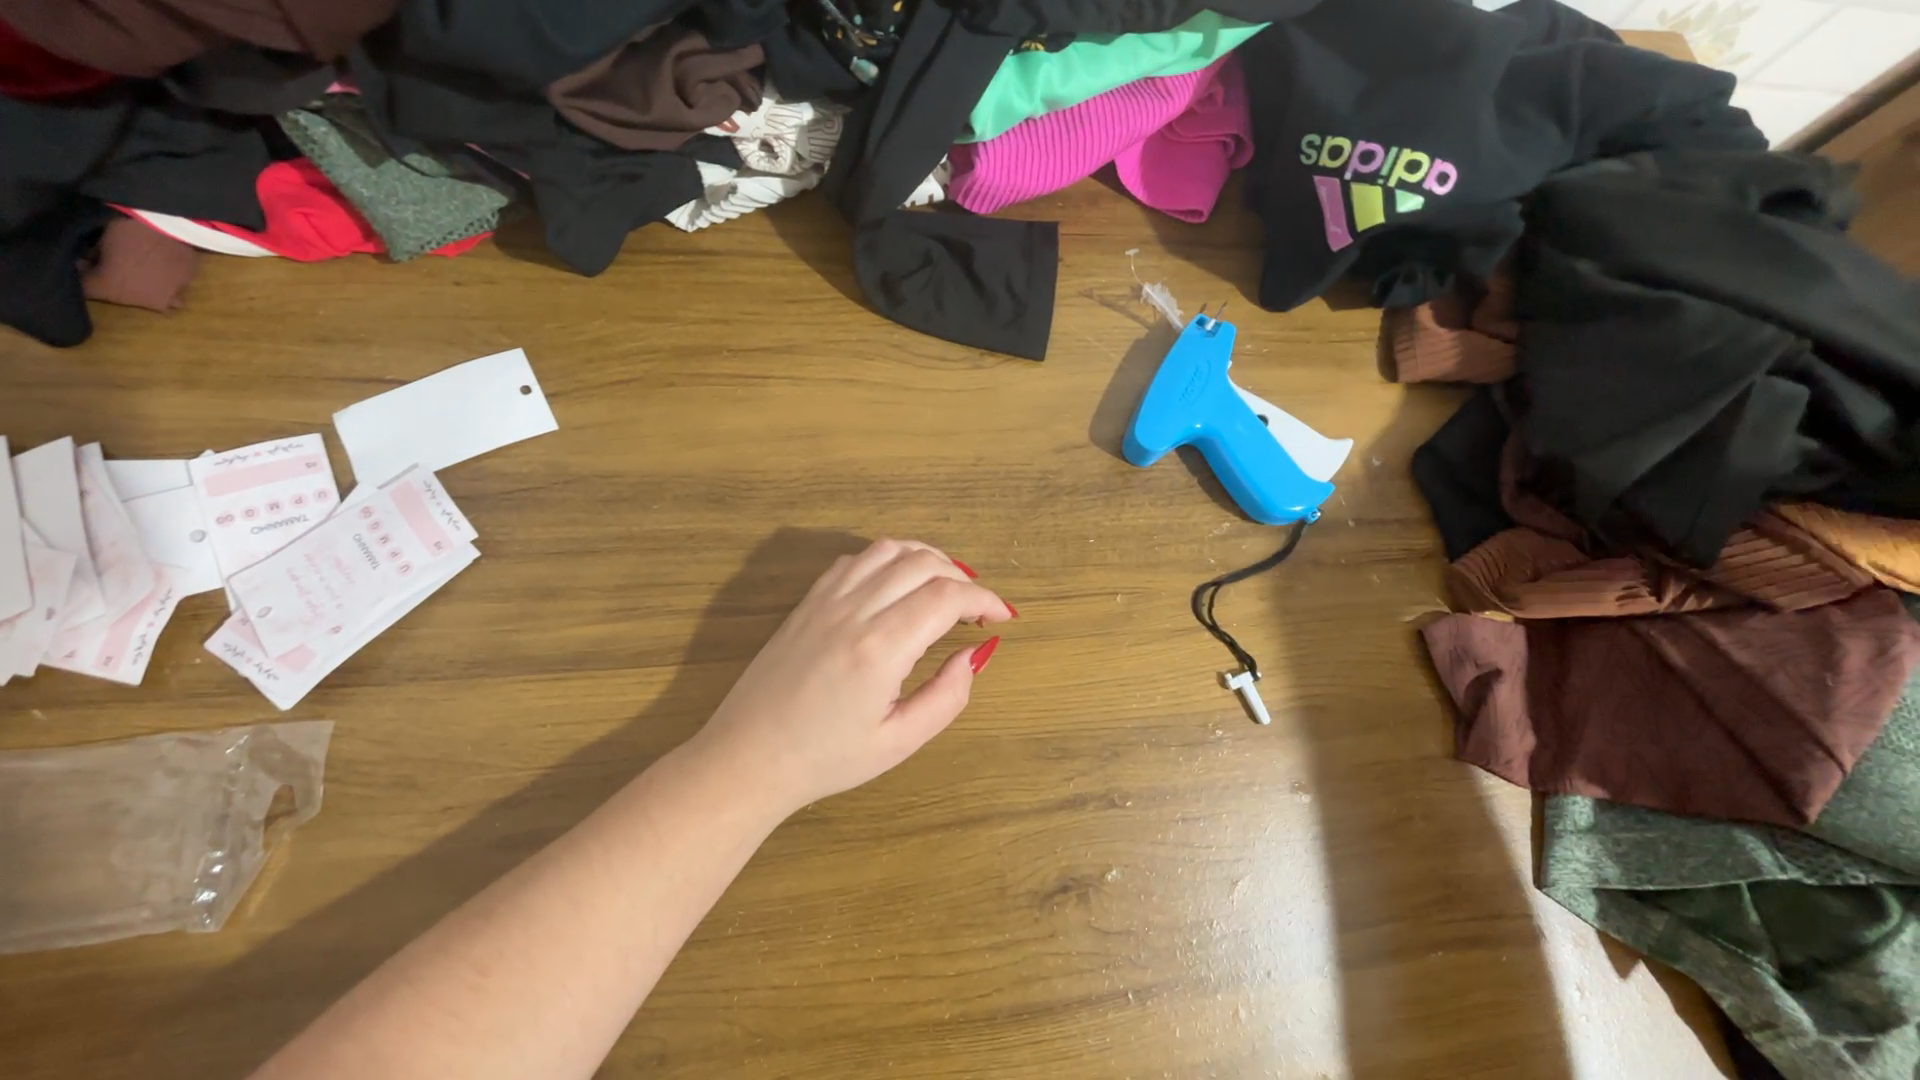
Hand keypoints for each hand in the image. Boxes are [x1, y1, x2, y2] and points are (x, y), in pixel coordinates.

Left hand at [687, 538, 1015, 815]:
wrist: (748, 756)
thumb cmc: (825, 758)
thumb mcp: (898, 741)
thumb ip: (947, 696)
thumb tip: (977, 654)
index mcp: (879, 648)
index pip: (946, 596)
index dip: (984, 599)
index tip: (1002, 615)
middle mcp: (853, 612)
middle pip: (923, 563)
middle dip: (963, 578)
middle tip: (977, 608)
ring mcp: (825, 601)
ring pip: (888, 549)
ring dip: (927, 558)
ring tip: (946, 586)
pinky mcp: (807, 602)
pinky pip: (855, 559)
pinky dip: (888, 558)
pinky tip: (898, 584)